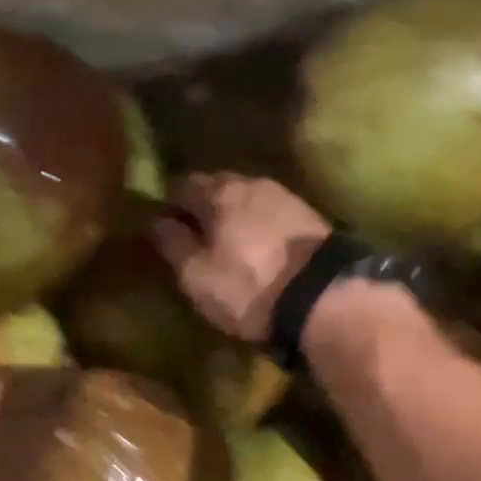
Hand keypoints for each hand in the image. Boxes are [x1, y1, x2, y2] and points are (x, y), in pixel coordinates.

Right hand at [151, 173, 331, 342]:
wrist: (323, 297)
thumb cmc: (248, 288)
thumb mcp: (197, 275)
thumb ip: (173, 244)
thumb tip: (157, 221)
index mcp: (218, 193)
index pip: (183, 185)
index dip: (171, 204)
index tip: (166, 224)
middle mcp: (253, 183)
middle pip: (220, 186)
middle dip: (205, 205)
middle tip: (197, 232)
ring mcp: (287, 198)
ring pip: (250, 199)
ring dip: (237, 215)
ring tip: (230, 241)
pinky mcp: (312, 218)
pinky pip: (274, 214)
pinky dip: (261, 225)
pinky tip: (260, 246)